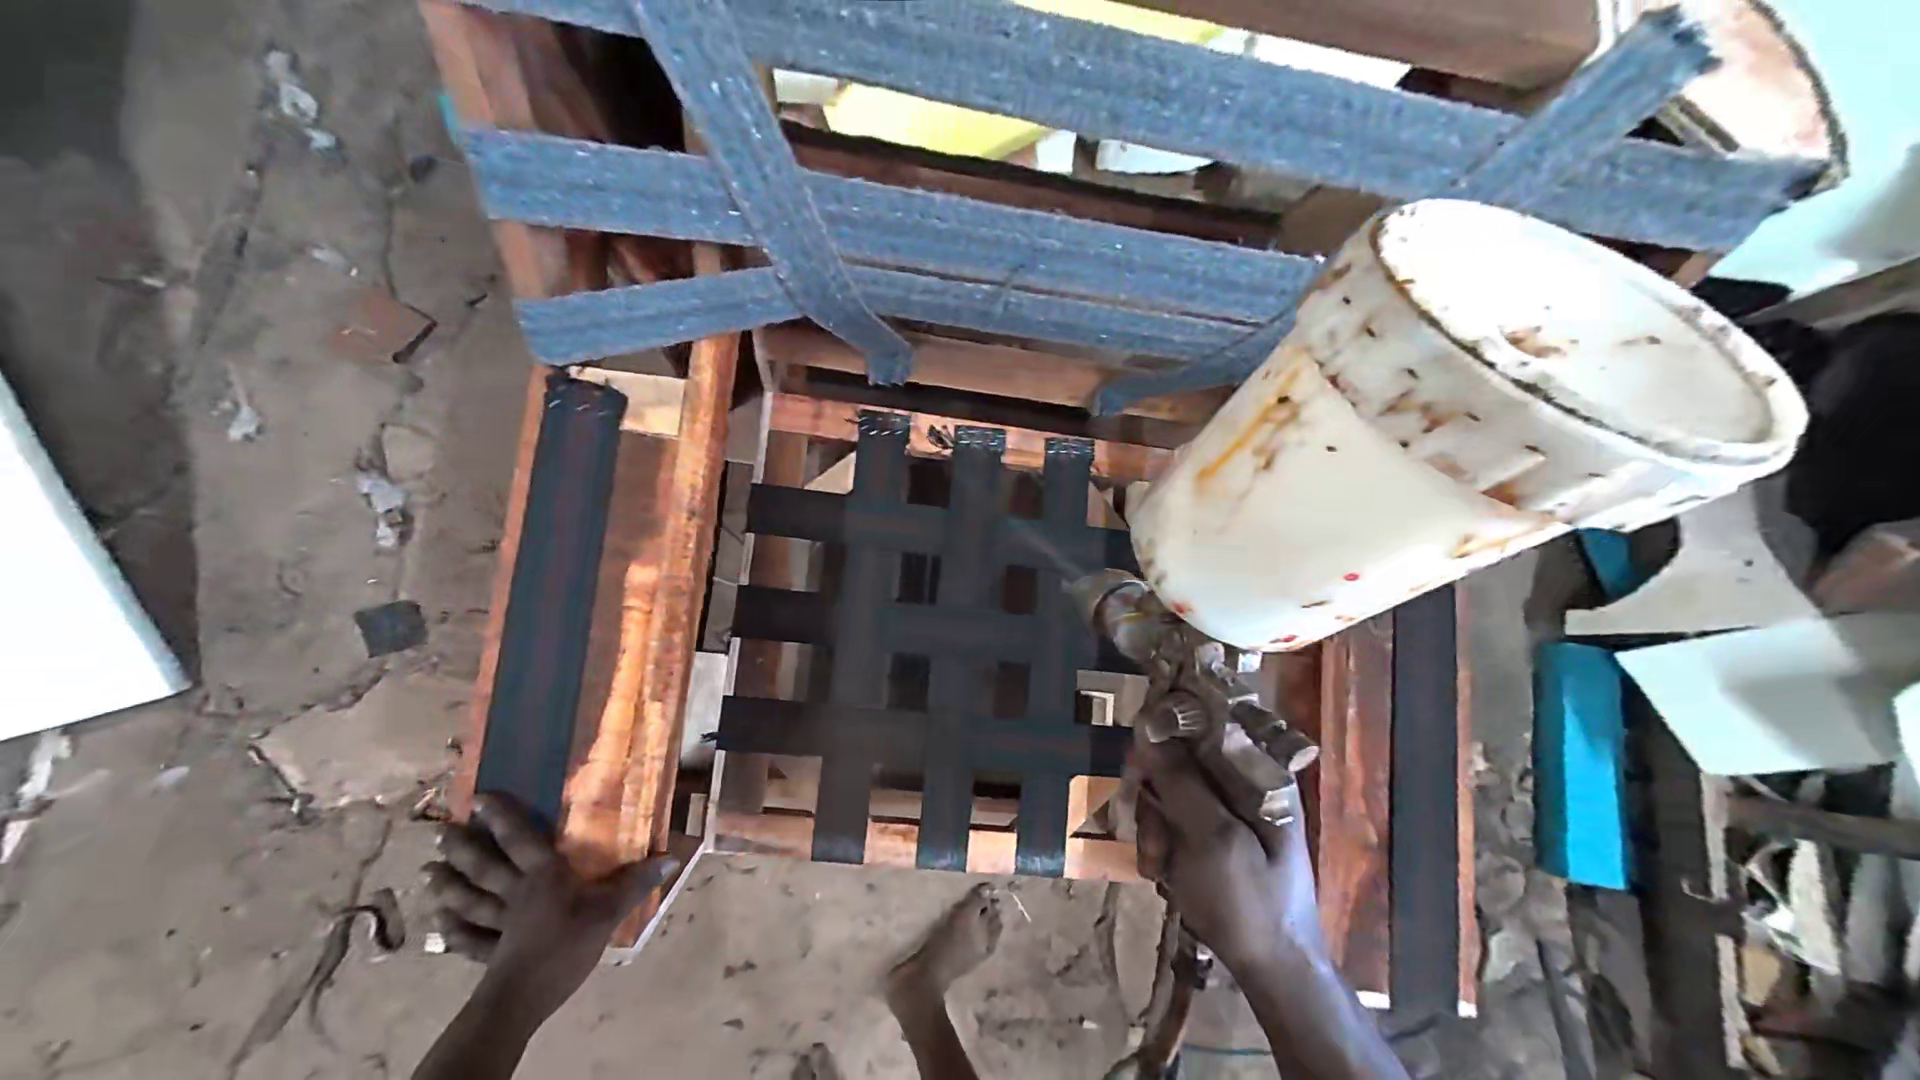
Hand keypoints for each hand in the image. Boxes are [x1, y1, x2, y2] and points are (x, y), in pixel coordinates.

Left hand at [422, 793, 679, 1025]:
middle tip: (440, 831)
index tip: (479, 798)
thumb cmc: (566, 946)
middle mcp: (515, 894)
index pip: (521, 840)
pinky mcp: (489, 953)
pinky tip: (439, 924)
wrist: (524, 999)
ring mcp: (497, 925)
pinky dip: (452, 929)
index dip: (501, 818)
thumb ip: (635, 883)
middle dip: (463, 848)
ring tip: (428, 870)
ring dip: (448, 884)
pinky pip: (467, 937)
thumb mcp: (609, 911)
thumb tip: (671, 856)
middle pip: (485, 867)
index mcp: (543, 877)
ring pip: (469, 898)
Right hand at [1132, 739, 1325, 974]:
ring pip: (1166, 785)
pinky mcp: (1208, 831)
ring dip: (1153, 822)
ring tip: (1159, 862)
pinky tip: (1162, 870)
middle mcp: (1242, 779)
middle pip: (1179, 751)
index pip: (1213, 714)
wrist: (1272, 972)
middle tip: (1147, 819)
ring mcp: (1224, 806)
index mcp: (1261, 770)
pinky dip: (1158, 840)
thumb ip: (1179, 779)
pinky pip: (1168, 815)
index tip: (1142, 742)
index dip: (1171, 718)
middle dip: (1154, 788)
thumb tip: (1145, 725)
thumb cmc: (1250, 903)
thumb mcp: (1213, 838)